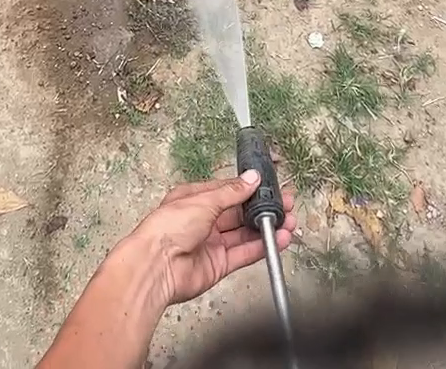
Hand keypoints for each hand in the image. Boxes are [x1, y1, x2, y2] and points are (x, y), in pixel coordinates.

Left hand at [119, 170, 296, 309]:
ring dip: (266, 227)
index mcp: (195, 198)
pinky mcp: (218, 264)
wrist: (157, 266)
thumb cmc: (167, 228)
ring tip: (288, 222)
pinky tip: (278, 240)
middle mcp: (204, 220)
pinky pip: (245, 253)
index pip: (229, 190)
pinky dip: (262, 246)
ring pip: (245, 232)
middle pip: (240, 212)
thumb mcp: (203, 201)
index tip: (269, 185)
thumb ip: (231, 192)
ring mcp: (212, 242)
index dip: (250, 188)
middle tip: (284, 204)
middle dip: (262, 208)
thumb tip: (251, 178)